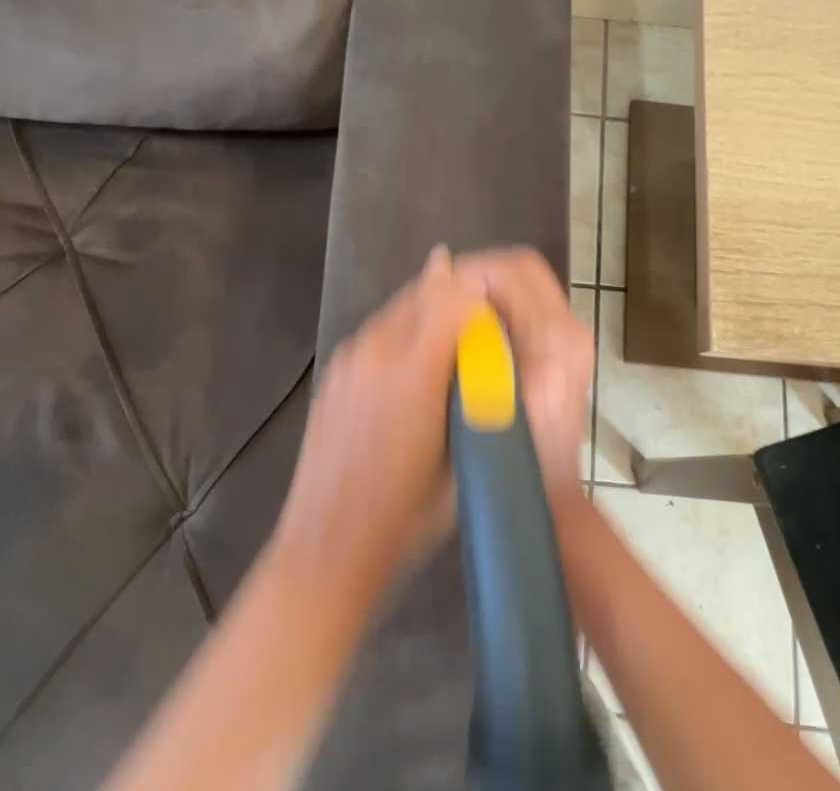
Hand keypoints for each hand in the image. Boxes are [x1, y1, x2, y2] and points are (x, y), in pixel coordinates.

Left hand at [272, 247, 483, 592]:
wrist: (327, 548)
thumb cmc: (408, 517)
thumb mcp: (460, 459)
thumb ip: (478, 393)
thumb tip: (496, 344)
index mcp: (413, 370)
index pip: (456, 294)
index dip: (488, 291)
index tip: (512, 309)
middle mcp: (376, 349)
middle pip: (427, 290)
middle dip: (462, 297)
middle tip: (492, 327)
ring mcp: (349, 358)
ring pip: (401, 308)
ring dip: (433, 314)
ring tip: (462, 346)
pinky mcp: (335, 373)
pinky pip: (380, 332)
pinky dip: (407, 334)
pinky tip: (422, 368)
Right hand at [455, 248, 594, 500]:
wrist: (547, 497)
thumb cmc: (510, 458)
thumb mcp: (482, 398)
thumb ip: (469, 341)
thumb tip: (449, 293)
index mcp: (555, 338)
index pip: (511, 271)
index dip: (469, 272)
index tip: (436, 291)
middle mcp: (571, 329)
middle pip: (521, 270)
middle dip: (477, 275)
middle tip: (440, 297)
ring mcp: (571, 340)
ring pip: (524, 286)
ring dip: (486, 292)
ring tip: (450, 314)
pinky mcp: (564, 352)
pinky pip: (527, 307)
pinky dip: (497, 309)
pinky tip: (469, 336)